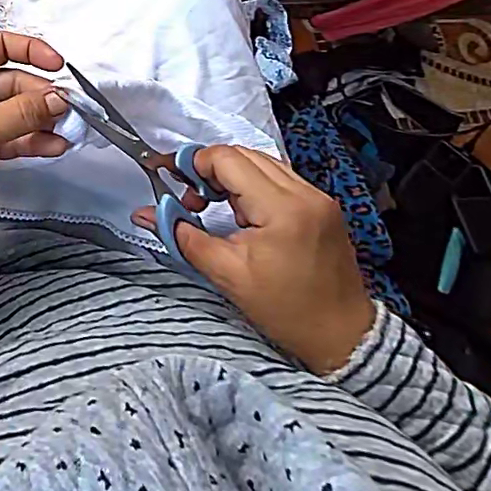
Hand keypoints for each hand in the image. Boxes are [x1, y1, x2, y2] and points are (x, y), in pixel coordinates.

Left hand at [0, 33, 70, 207]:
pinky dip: (33, 139)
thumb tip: (58, 99)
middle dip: (42, 96)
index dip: (32, 51)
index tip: (58, 65)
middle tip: (66, 109)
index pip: (0, 46)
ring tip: (66, 130)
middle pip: (15, 81)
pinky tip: (53, 145)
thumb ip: (22, 113)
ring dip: (41, 119)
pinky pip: (14, 134)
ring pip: (17, 110)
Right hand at [132, 146, 374, 374]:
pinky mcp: (322, 204)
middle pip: (244, 155)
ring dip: (233, 175)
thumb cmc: (287, 311)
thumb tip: (148, 213)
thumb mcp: (227, 275)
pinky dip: (254, 185)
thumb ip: (184, 236)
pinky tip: (244, 212)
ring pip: (262, 162)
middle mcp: (304, 193)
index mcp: (282, 208)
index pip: (229, 159)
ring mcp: (317, 196)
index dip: (195, 163)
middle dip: (211, 169)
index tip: (175, 180)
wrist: (342, 335)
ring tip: (216, 206)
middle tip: (193, 199)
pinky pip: (280, 177)